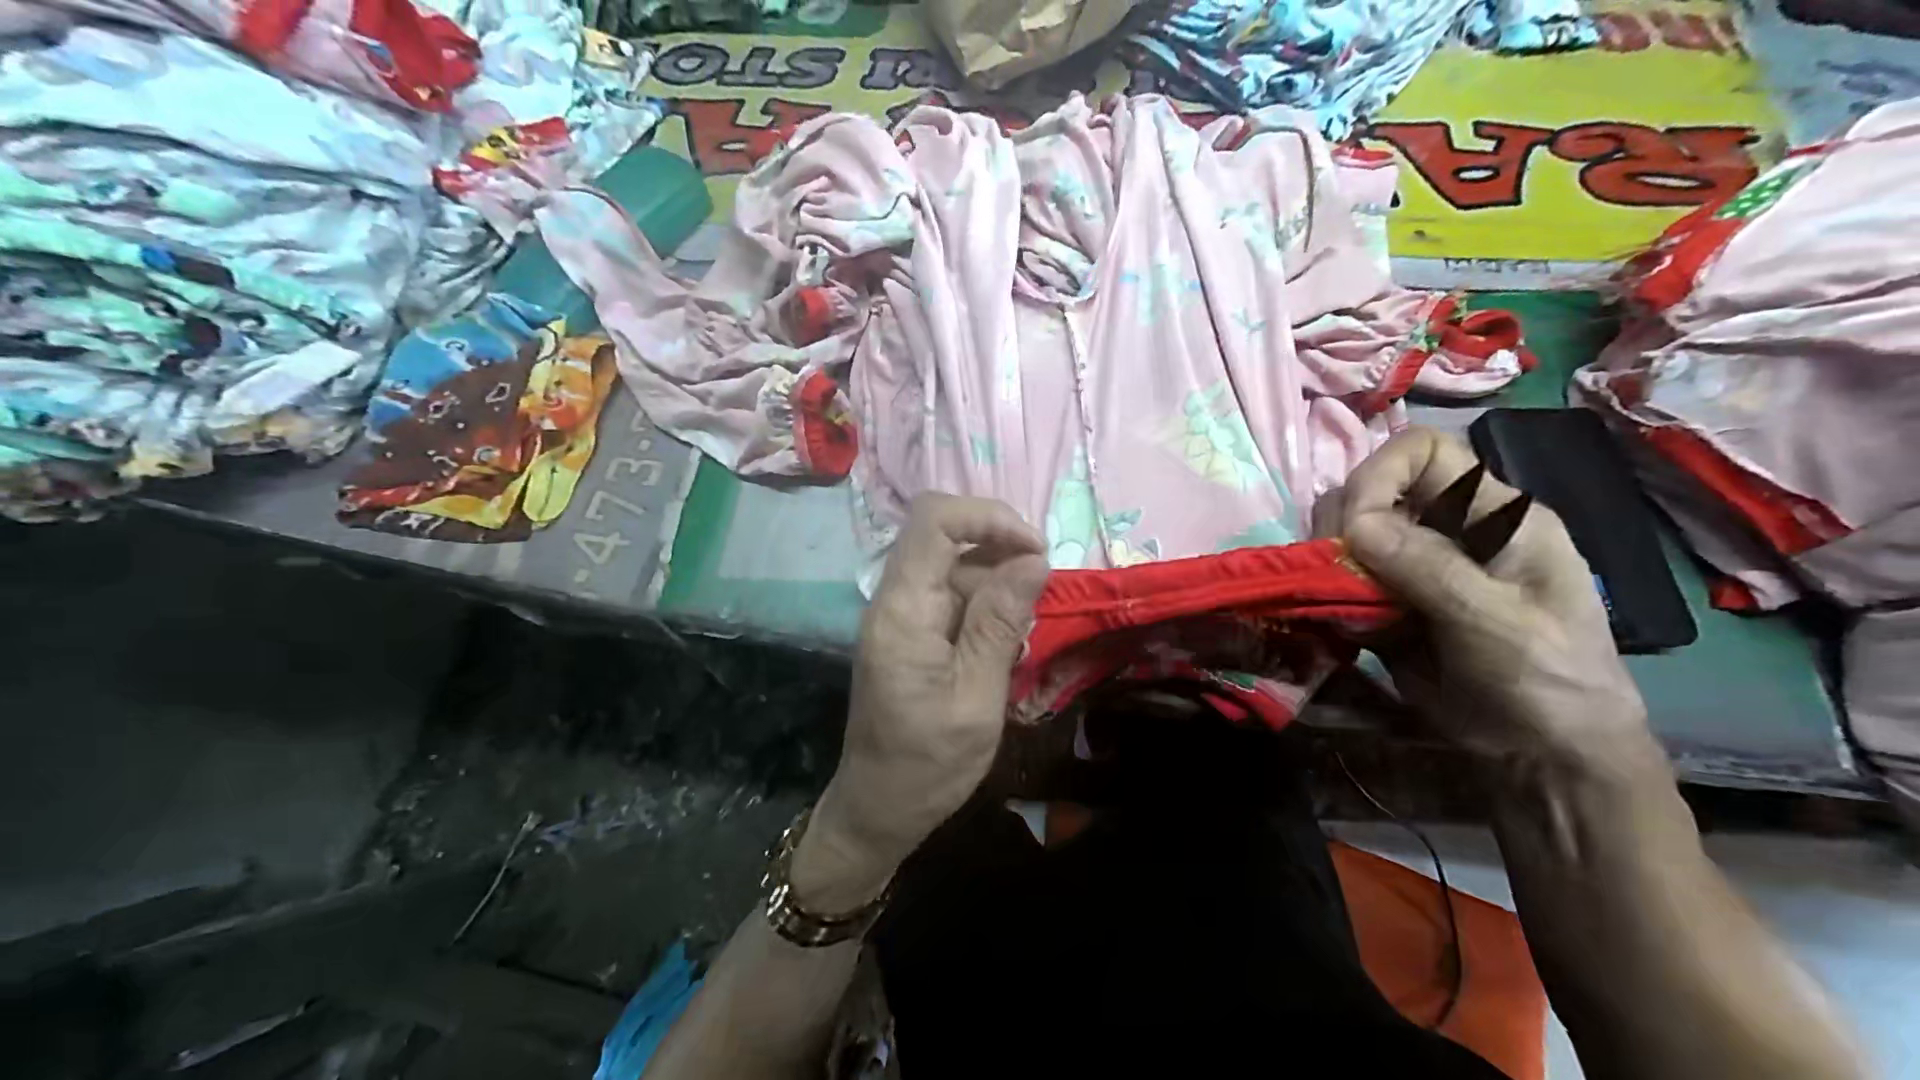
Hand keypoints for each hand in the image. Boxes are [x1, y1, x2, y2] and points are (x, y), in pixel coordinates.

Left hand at [791, 494, 1049, 912]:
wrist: (879, 808)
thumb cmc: (928, 765)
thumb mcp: (977, 699)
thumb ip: (1000, 624)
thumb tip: (1034, 560)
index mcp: (903, 611)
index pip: (934, 521)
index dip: (988, 517)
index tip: (1035, 550)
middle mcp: (894, 600)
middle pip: (945, 536)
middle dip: (1001, 549)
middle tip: (1041, 591)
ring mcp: (899, 614)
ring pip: (953, 564)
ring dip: (997, 582)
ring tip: (1025, 629)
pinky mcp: (909, 630)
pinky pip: (950, 594)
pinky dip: (984, 604)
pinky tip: (1005, 642)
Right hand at [1319, 428, 1651, 767]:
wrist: (1541, 756)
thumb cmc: (1549, 682)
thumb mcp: (1499, 623)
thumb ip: (1430, 568)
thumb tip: (1354, 523)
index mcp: (1497, 515)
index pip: (1425, 452)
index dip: (1381, 474)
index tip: (1354, 524)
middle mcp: (1449, 529)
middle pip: (1374, 489)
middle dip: (1345, 521)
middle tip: (1338, 569)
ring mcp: (1413, 566)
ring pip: (1347, 532)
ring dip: (1330, 557)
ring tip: (1336, 596)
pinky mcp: (1385, 601)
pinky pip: (1341, 577)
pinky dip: (1326, 590)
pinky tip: (1333, 615)